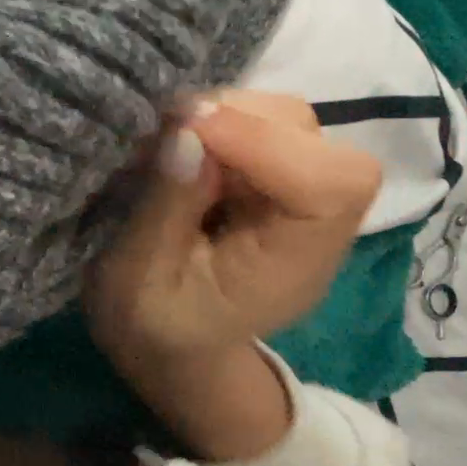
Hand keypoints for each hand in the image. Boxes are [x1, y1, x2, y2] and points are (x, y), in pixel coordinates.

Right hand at [85, 90, 382, 373]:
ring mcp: (293, 197)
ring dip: (221, 116)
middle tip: (162, 137)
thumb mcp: (137, 281)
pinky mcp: (268, 179)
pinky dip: (215, 123)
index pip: (329, 184)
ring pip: (284, 120)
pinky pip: (256, 126)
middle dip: (234, 121)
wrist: (168, 348)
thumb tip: (184, 132)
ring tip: (165, 144)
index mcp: (294, 266)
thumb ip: (164, 210)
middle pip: (310, 138)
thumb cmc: (150, 328)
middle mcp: (312, 224)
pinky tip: (178, 148)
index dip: (264, 143)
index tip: (186, 130)